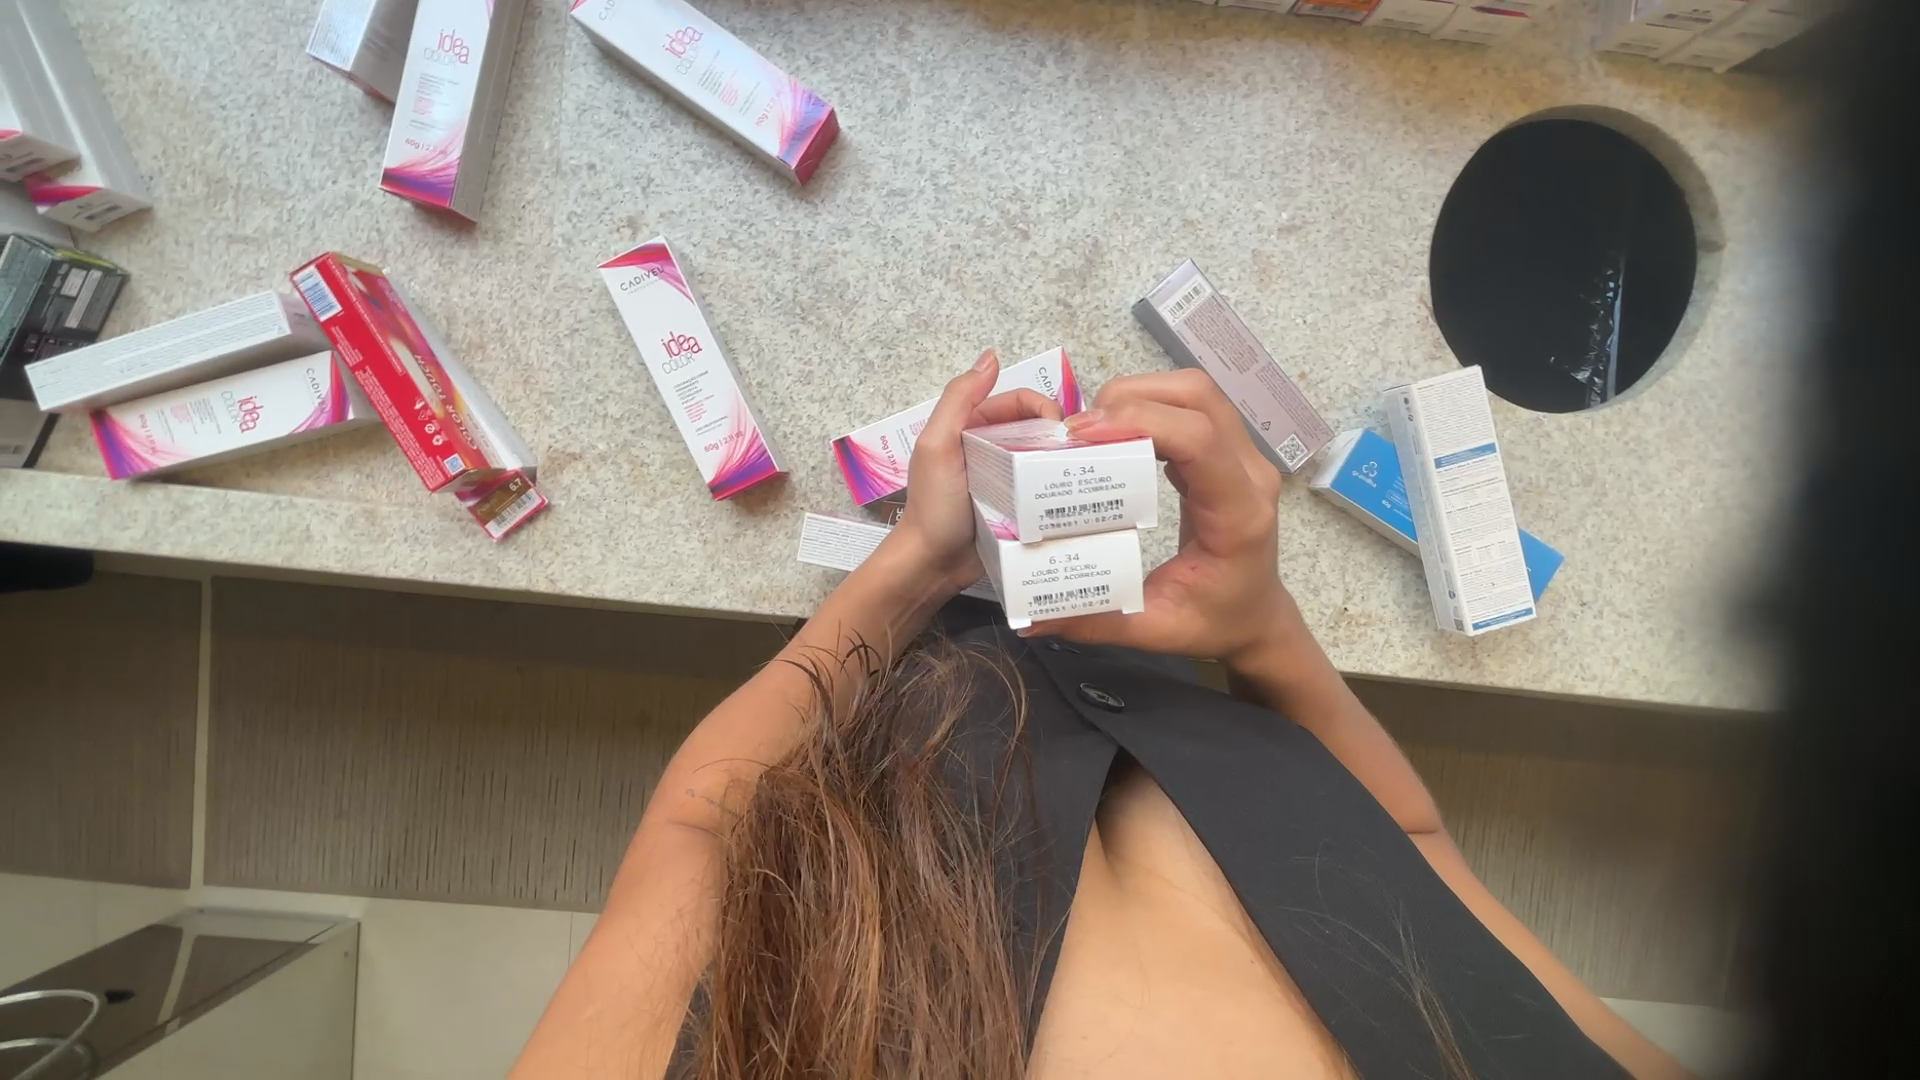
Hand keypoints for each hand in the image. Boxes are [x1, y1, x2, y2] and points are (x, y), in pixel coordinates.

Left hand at [888, 349, 1064, 594]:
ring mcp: (1006, 479)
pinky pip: (1042, 489)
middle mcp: (992, 448)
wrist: (932, 564)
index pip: (1019, 402)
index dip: (1044, 408)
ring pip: (1043, 459)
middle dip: (1060, 436)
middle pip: (1037, 429)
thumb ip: (959, 400)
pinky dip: (1057, 488)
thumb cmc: (934, 506)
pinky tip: (1074, 496)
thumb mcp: (938, 446)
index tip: (1061, 433)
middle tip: (1075, 459)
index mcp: (973, 426)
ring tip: (1081, 478)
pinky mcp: (1017, 507)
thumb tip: (991, 357)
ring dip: (1062, 462)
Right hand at [1022, 369, 1296, 665]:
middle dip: (1130, 397)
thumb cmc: (1213, 622)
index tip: (1078, 435)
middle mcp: (1249, 474)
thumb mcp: (1153, 630)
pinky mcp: (1227, 452)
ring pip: (1195, 393)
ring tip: (1090, 428)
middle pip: (1197, 397)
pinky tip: (1112, 433)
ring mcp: (1243, 457)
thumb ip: (1094, 620)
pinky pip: (1192, 408)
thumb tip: (1028, 617)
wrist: (1256, 617)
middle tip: (1076, 431)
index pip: (1199, 440)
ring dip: (1138, 395)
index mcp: (1237, 515)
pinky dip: (1148, 407)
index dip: (1138, 422)